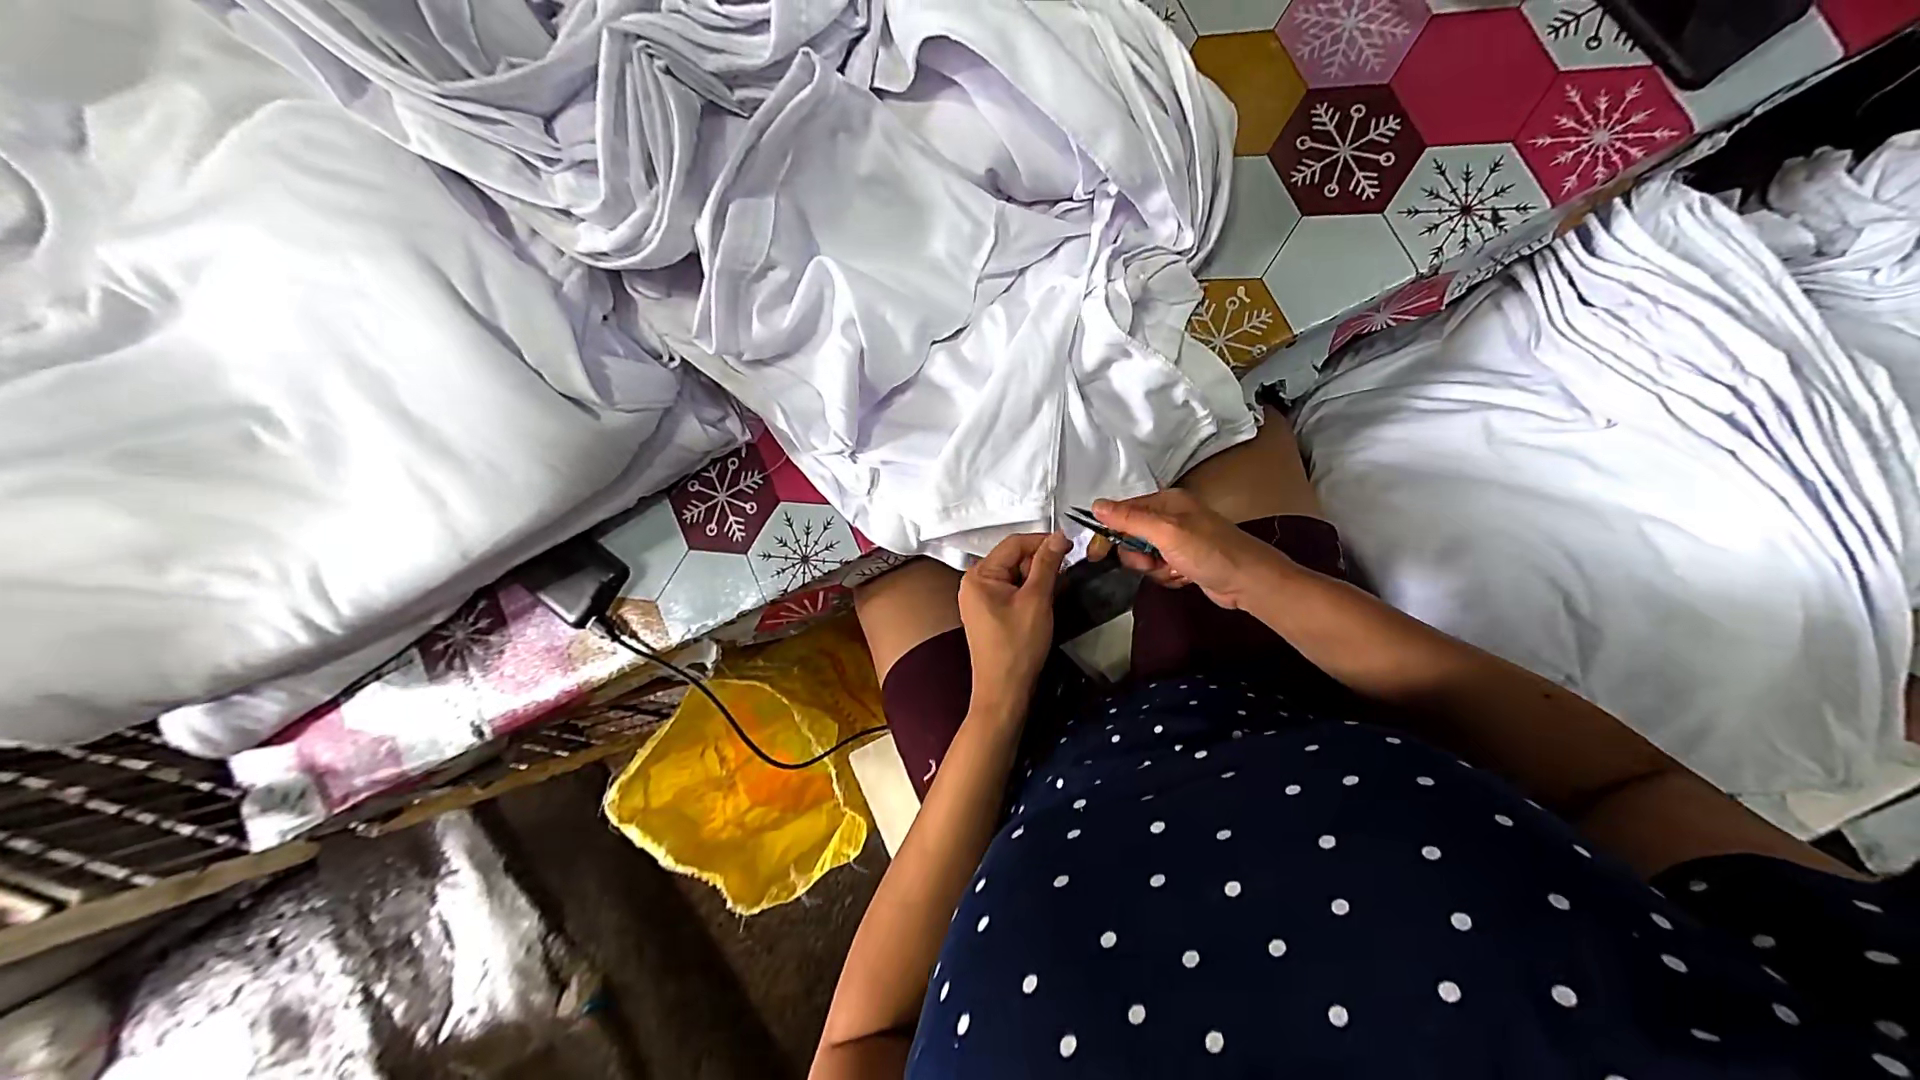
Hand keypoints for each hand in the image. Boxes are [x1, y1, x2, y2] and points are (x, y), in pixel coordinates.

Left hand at [959, 531, 1069, 718]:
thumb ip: (1047, 564)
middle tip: (1063, 574)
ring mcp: (979, 598)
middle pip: (1013, 557)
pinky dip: (1029, 591)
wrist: (1004, 690)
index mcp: (978, 575)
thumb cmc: (1017, 647)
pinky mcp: (988, 611)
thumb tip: (1058, 537)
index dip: (1043, 542)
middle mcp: (973, 582)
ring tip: (1054, 591)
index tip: (1069, 545)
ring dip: (1037, 578)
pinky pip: (1011, 590)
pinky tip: (1044, 601)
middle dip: (1040, 563)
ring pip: (1014, 574)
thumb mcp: (1037, 600)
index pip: (1014, 543)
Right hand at [1092, 490, 1284, 609]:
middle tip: (1150, 562)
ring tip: (1172, 569)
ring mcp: (1177, 540)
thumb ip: (1130, 518)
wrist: (1249, 581)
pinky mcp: (1183, 560)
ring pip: (1143, 556)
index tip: (1098, 552)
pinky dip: (1165, 575)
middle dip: (1137, 555)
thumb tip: (1096, 505)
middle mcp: (1170, 517)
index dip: (1108, 531)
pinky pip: (1158, 568)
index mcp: (1166, 502)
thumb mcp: (1166, 532)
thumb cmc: (1211, 551)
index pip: (1123, 511)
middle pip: (1130, 536)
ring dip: (1153, 568)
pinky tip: (1182, 576)